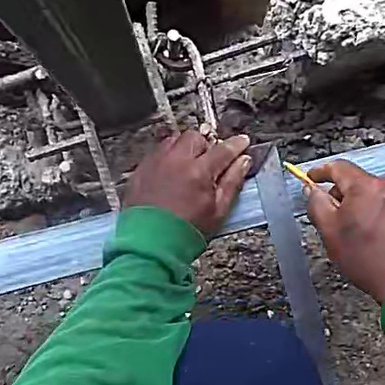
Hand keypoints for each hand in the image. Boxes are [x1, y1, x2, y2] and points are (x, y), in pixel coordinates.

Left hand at [126, 130, 251, 236]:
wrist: (149, 245)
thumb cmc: (184, 234)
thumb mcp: (218, 212)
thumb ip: (232, 183)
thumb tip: (243, 162)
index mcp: (199, 171)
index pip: (223, 149)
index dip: (236, 145)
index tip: (242, 143)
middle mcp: (176, 161)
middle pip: (196, 138)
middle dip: (206, 146)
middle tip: (210, 161)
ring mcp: (155, 163)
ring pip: (174, 141)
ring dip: (184, 149)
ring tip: (188, 166)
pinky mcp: (140, 170)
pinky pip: (156, 153)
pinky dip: (166, 157)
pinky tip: (170, 174)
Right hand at [304, 159, 384, 304]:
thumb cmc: (366, 258)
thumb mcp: (329, 230)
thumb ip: (316, 204)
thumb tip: (311, 189)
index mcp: (366, 187)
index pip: (339, 167)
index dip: (321, 172)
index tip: (312, 178)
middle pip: (356, 182)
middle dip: (340, 196)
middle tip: (331, 219)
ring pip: (371, 194)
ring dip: (358, 206)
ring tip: (352, 233)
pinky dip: (374, 214)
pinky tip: (369, 235)